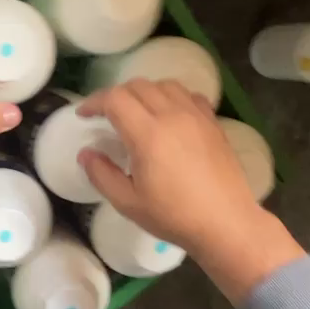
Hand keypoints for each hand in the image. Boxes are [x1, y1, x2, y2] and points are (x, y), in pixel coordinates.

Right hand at [78, 81, 304, 303]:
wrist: (225, 222)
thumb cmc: (173, 216)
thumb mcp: (128, 203)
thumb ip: (101, 174)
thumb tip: (86, 154)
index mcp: (148, 134)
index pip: (115, 99)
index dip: (94, 102)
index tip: (84, 115)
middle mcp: (172, 116)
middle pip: (138, 86)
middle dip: (116, 95)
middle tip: (106, 115)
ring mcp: (196, 116)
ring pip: (165, 85)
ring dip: (144, 92)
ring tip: (137, 112)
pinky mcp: (213, 123)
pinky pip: (189, 95)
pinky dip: (172, 97)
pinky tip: (169, 115)